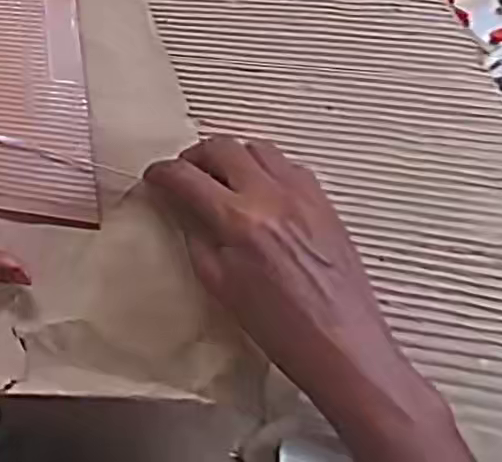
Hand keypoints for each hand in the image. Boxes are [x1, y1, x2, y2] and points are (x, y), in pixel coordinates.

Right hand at [145, 137, 469, 461]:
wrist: (346, 354)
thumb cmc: (284, 330)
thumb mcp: (218, 283)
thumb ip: (194, 234)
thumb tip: (178, 206)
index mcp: (239, 221)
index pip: (185, 175)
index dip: (161, 173)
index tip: (155, 178)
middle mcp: (271, 198)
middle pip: (220, 146)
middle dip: (194, 157)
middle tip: (185, 174)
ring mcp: (303, 197)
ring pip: (255, 147)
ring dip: (232, 157)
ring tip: (223, 179)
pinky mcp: (325, 205)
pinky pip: (289, 166)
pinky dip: (267, 169)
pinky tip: (261, 192)